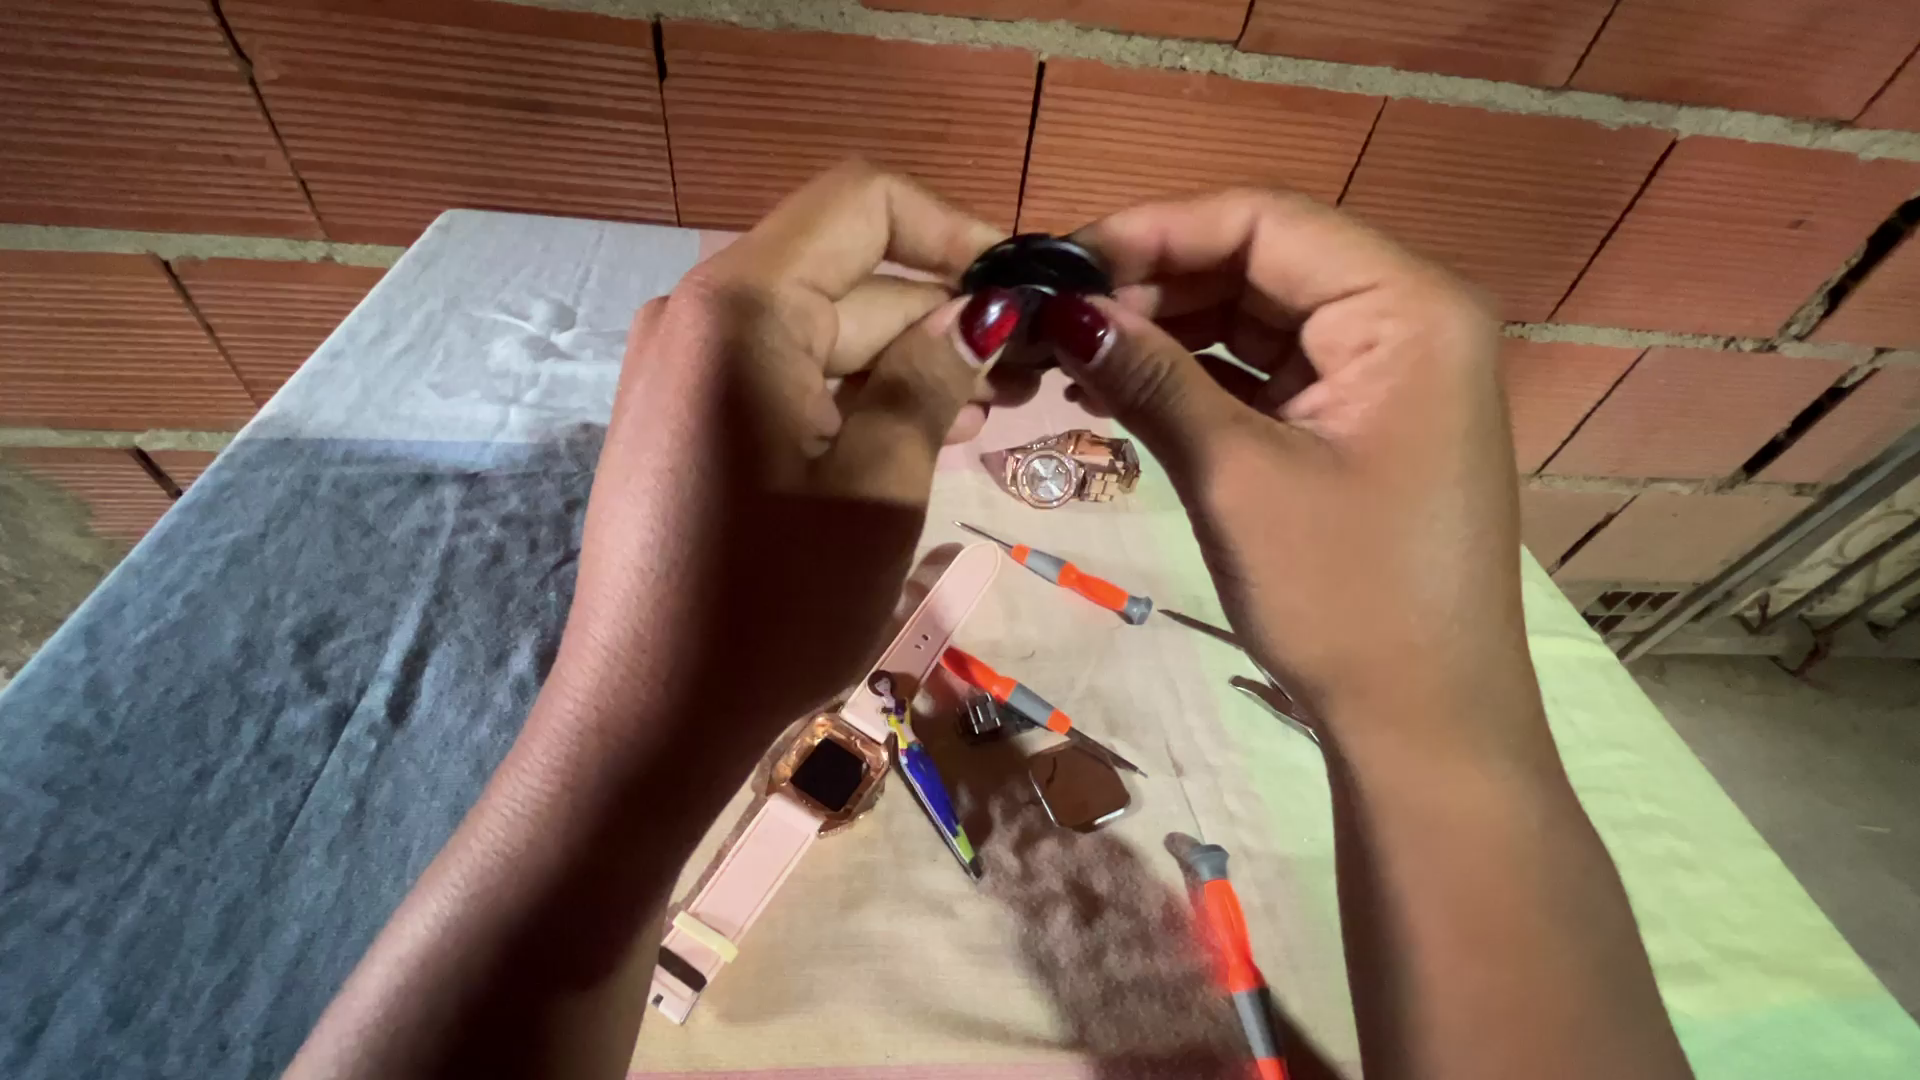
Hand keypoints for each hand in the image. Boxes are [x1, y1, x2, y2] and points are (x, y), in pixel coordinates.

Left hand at [557, 162, 1027, 735]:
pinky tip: (917, 434)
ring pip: (820, 334)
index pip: (863, 203)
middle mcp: (699, 315)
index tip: (1017, 294)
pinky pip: (786, 381)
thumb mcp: (880, 482)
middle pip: (846, 277)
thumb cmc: (776, 603)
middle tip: (1024, 376)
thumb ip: (931, 375)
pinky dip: (854, 397)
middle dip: (940, 316)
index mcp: (742, 307)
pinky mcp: (688, 423)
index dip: (955, 233)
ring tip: (986, 412)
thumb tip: (981, 310)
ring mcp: (685, 371)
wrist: (654, 712)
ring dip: (905, 363)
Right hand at [1040, 190, 1531, 754]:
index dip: (1156, 231)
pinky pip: (1259, 376)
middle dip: (1154, 284)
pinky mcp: (1349, 424)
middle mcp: (1403, 321)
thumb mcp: (1234, 474)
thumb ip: (1150, 378)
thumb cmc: (1341, 595)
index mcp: (1407, 309)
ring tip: (1073, 354)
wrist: (1418, 717)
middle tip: (1058, 317)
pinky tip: (1121, 388)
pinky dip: (1192, 379)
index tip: (1063, 264)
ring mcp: (1377, 375)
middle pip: (1259, 265)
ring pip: (1252, 321)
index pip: (1265, 222)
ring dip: (1165, 333)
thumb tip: (1062, 311)